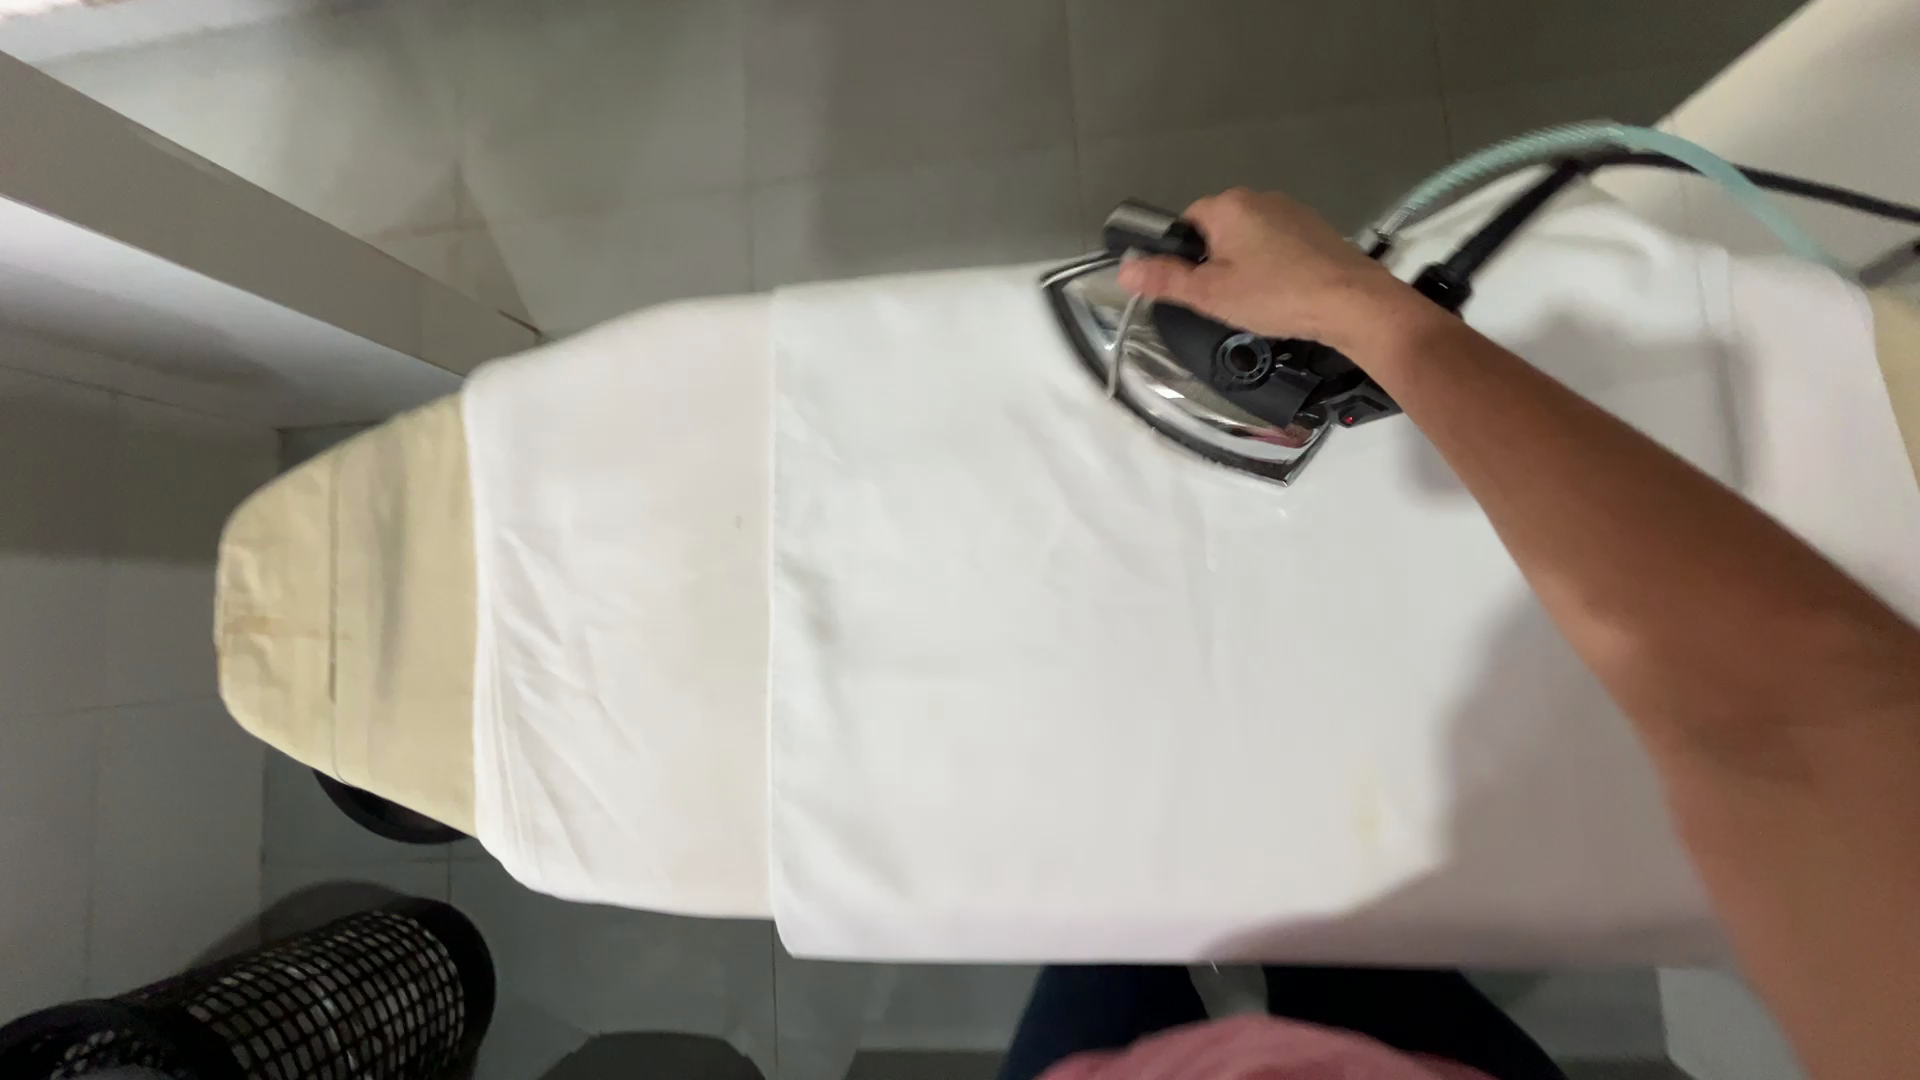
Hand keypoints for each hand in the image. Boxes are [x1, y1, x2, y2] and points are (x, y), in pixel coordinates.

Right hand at [1115, 188, 1423, 353]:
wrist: (1350, 303)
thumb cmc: (1273, 295)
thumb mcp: (1209, 294)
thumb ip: (1165, 279)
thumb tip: (1124, 270)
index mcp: (1228, 206)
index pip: (1184, 222)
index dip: (1179, 256)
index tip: (1190, 286)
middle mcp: (1258, 198)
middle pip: (1215, 230)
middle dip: (1211, 261)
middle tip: (1219, 298)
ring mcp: (1290, 211)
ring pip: (1245, 239)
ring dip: (1240, 264)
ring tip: (1251, 299)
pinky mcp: (1313, 229)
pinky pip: (1274, 245)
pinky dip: (1268, 266)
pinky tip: (1277, 293)